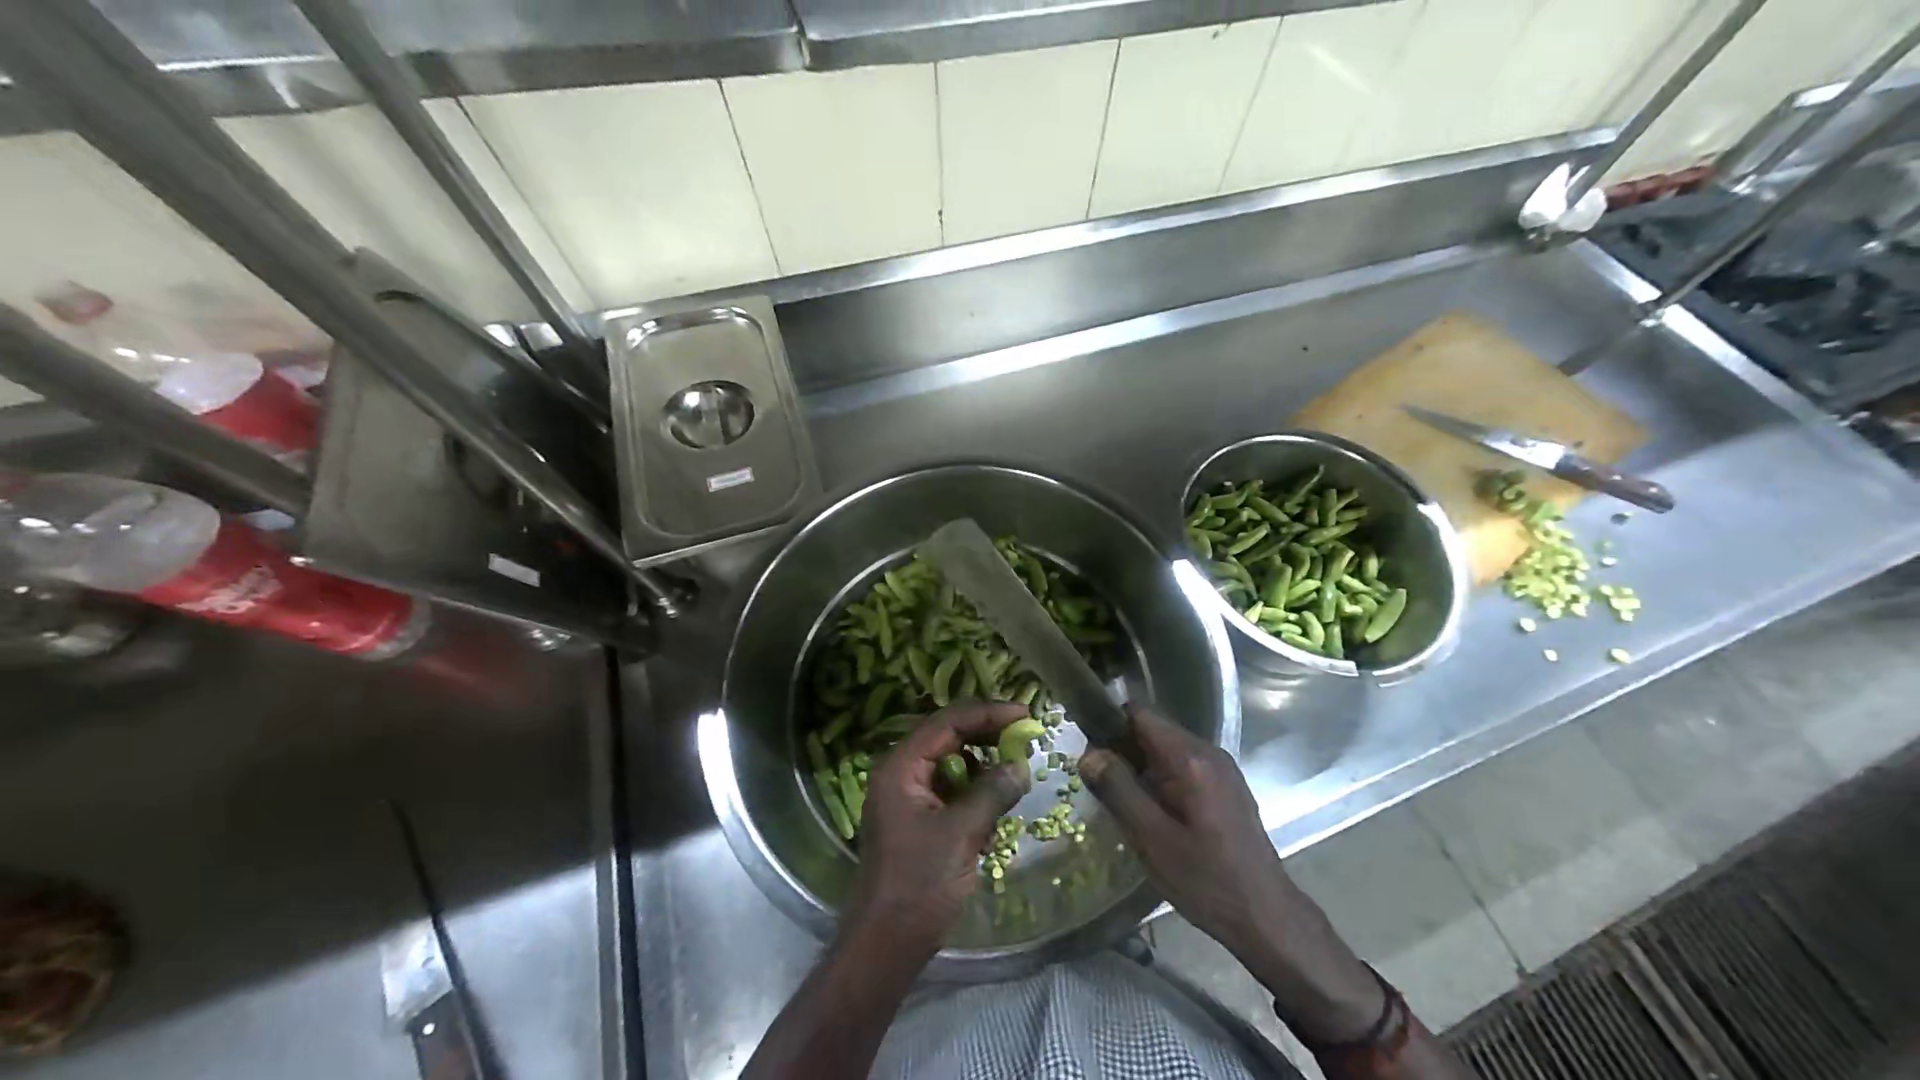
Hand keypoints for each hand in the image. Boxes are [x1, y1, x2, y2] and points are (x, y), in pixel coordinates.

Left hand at [841, 702, 1031, 953]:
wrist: (888, 942)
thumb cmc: (919, 883)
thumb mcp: (960, 833)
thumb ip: (992, 792)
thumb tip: (1020, 765)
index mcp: (900, 767)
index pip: (946, 722)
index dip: (987, 713)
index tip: (1025, 714)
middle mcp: (902, 774)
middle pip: (948, 738)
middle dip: (988, 736)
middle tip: (1026, 737)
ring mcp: (909, 798)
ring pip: (952, 764)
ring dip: (984, 765)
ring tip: (1016, 771)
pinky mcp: (920, 820)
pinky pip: (952, 792)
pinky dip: (976, 793)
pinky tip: (997, 808)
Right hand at [1080, 707, 1384, 1043]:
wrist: (1267, 918)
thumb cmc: (1206, 879)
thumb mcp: (1151, 838)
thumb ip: (1117, 789)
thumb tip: (1089, 753)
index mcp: (1190, 758)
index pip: (1139, 714)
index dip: (1108, 725)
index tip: (1088, 754)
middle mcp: (1209, 752)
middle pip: (1152, 730)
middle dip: (1121, 750)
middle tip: (1100, 787)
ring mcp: (1221, 769)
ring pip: (1165, 750)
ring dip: (1139, 768)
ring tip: (1122, 804)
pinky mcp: (1226, 788)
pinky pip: (1181, 768)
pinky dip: (1159, 780)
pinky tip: (1153, 815)